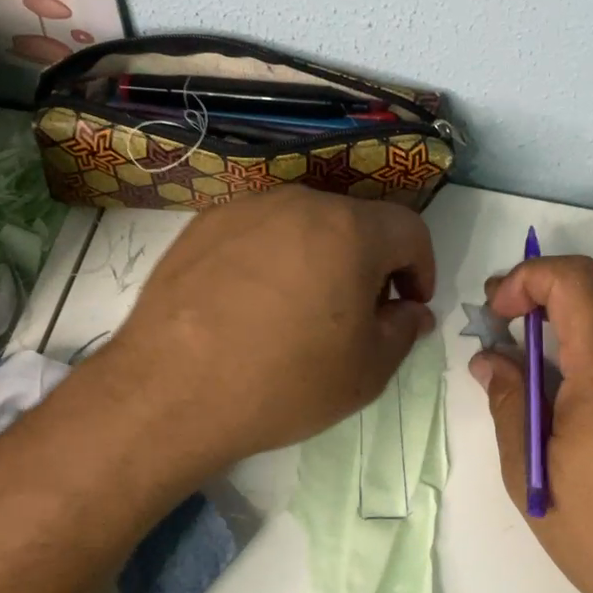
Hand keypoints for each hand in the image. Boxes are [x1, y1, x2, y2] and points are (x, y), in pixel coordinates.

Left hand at [91, 187, 436, 473]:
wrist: (171, 389)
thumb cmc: (284, 381)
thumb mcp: (366, 372)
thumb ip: (401, 331)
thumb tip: (410, 311)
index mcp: (350, 229)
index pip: (408, 229)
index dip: (420, 267)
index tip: (409, 305)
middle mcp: (299, 203)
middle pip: (354, 222)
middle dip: (368, 263)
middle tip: (357, 313)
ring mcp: (245, 210)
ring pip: (302, 224)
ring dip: (317, 257)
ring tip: (299, 310)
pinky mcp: (202, 225)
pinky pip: (256, 233)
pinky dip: (269, 259)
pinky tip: (251, 304)